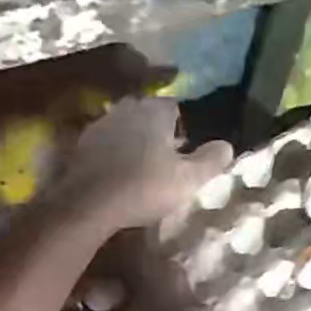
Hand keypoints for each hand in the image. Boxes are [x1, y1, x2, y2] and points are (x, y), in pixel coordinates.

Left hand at [61, 97, 232, 229]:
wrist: (89, 203)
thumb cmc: (144, 188)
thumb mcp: (186, 180)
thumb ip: (210, 161)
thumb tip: (228, 146)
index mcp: (155, 111)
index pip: (175, 107)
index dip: (182, 127)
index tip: (184, 150)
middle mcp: (127, 108)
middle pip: (147, 115)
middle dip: (156, 132)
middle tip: (163, 160)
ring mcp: (101, 124)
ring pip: (125, 128)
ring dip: (133, 142)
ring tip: (140, 169)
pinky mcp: (82, 144)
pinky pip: (105, 144)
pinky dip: (113, 155)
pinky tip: (116, 175)